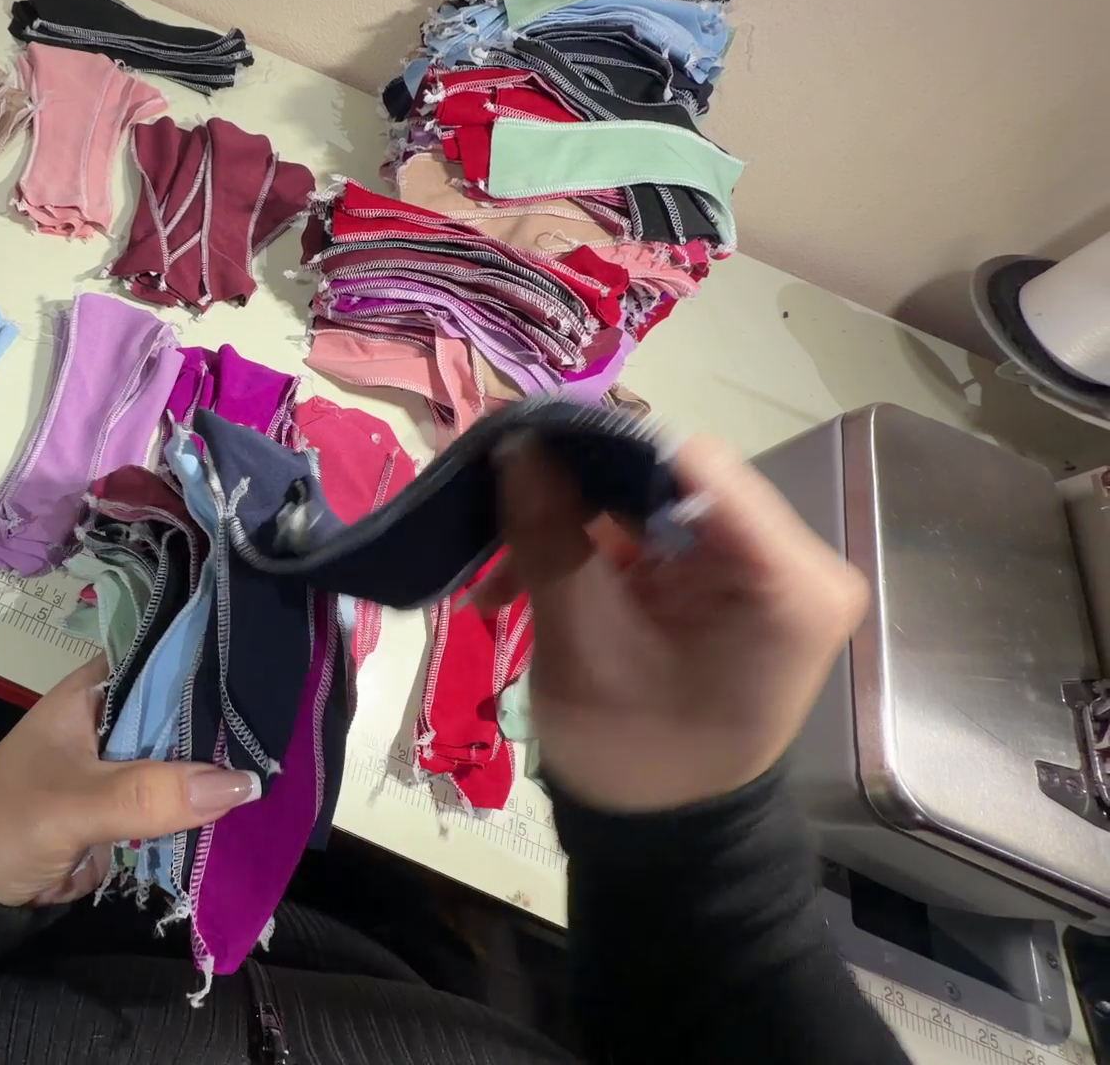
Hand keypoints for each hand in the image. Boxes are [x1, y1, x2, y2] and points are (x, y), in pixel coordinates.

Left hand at [0, 657, 261, 906]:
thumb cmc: (9, 822)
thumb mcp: (75, 804)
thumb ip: (149, 795)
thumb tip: (243, 784)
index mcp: (98, 690)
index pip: (166, 658)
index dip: (214, 661)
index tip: (267, 671)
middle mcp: (118, 715)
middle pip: (185, 706)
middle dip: (228, 718)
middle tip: (289, 722)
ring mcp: (128, 758)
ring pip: (188, 752)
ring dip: (223, 761)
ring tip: (286, 754)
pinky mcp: (135, 799)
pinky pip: (181, 794)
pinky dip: (208, 799)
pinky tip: (253, 797)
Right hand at [469, 433, 867, 812]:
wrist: (653, 826)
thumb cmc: (631, 747)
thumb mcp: (579, 639)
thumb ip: (549, 536)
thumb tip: (516, 444)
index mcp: (783, 577)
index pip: (693, 464)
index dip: (601, 444)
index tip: (517, 444)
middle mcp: (778, 558)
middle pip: (659, 481)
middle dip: (566, 492)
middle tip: (488, 502)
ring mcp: (738, 570)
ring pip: (630, 507)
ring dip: (553, 529)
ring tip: (490, 570)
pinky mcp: (700, 584)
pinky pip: (624, 542)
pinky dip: (565, 554)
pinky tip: (510, 587)